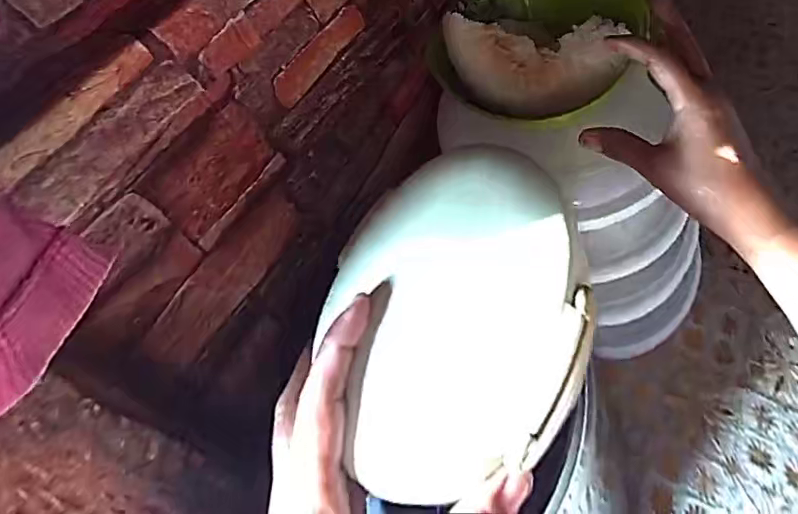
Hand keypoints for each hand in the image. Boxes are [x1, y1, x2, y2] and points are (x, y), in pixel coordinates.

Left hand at [269, 294, 533, 513]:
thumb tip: (510, 477)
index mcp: (313, 499)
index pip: (319, 399)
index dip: (337, 344)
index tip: (360, 303)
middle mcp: (292, 498)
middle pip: (292, 401)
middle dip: (320, 349)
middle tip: (352, 314)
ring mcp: (289, 509)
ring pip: (287, 424)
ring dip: (313, 380)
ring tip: (344, 351)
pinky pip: (297, 449)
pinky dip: (316, 416)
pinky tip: (342, 422)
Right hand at [578, 0, 792, 256]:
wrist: (758, 215)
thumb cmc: (708, 190)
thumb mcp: (657, 167)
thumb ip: (621, 146)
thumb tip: (583, 135)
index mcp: (695, 100)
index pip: (661, 59)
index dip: (633, 45)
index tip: (607, 41)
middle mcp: (710, 94)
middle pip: (688, 48)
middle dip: (671, 22)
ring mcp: (719, 104)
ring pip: (695, 60)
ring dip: (677, 39)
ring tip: (659, 23)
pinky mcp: (721, 115)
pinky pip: (697, 75)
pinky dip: (680, 61)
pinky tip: (668, 69)